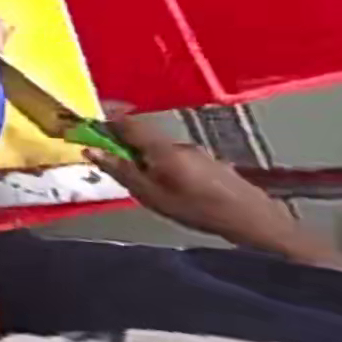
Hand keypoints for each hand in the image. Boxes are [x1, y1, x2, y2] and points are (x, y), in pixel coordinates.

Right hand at [86, 112, 307, 250]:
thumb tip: (90, 150)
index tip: (87, 124)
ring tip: (142, 182)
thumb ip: (119, 169)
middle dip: (125, 147)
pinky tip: (168, 186)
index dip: (107, 121)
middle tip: (112, 166)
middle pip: (145, 140)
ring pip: (161, 151)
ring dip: (145, 159)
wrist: (254, 221)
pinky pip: (177, 159)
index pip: (130, 125)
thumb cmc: (193, 208)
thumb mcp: (147, 192)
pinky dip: (163, 166)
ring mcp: (200, 154)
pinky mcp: (212, 164)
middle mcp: (181, 145)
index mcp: (162, 150)